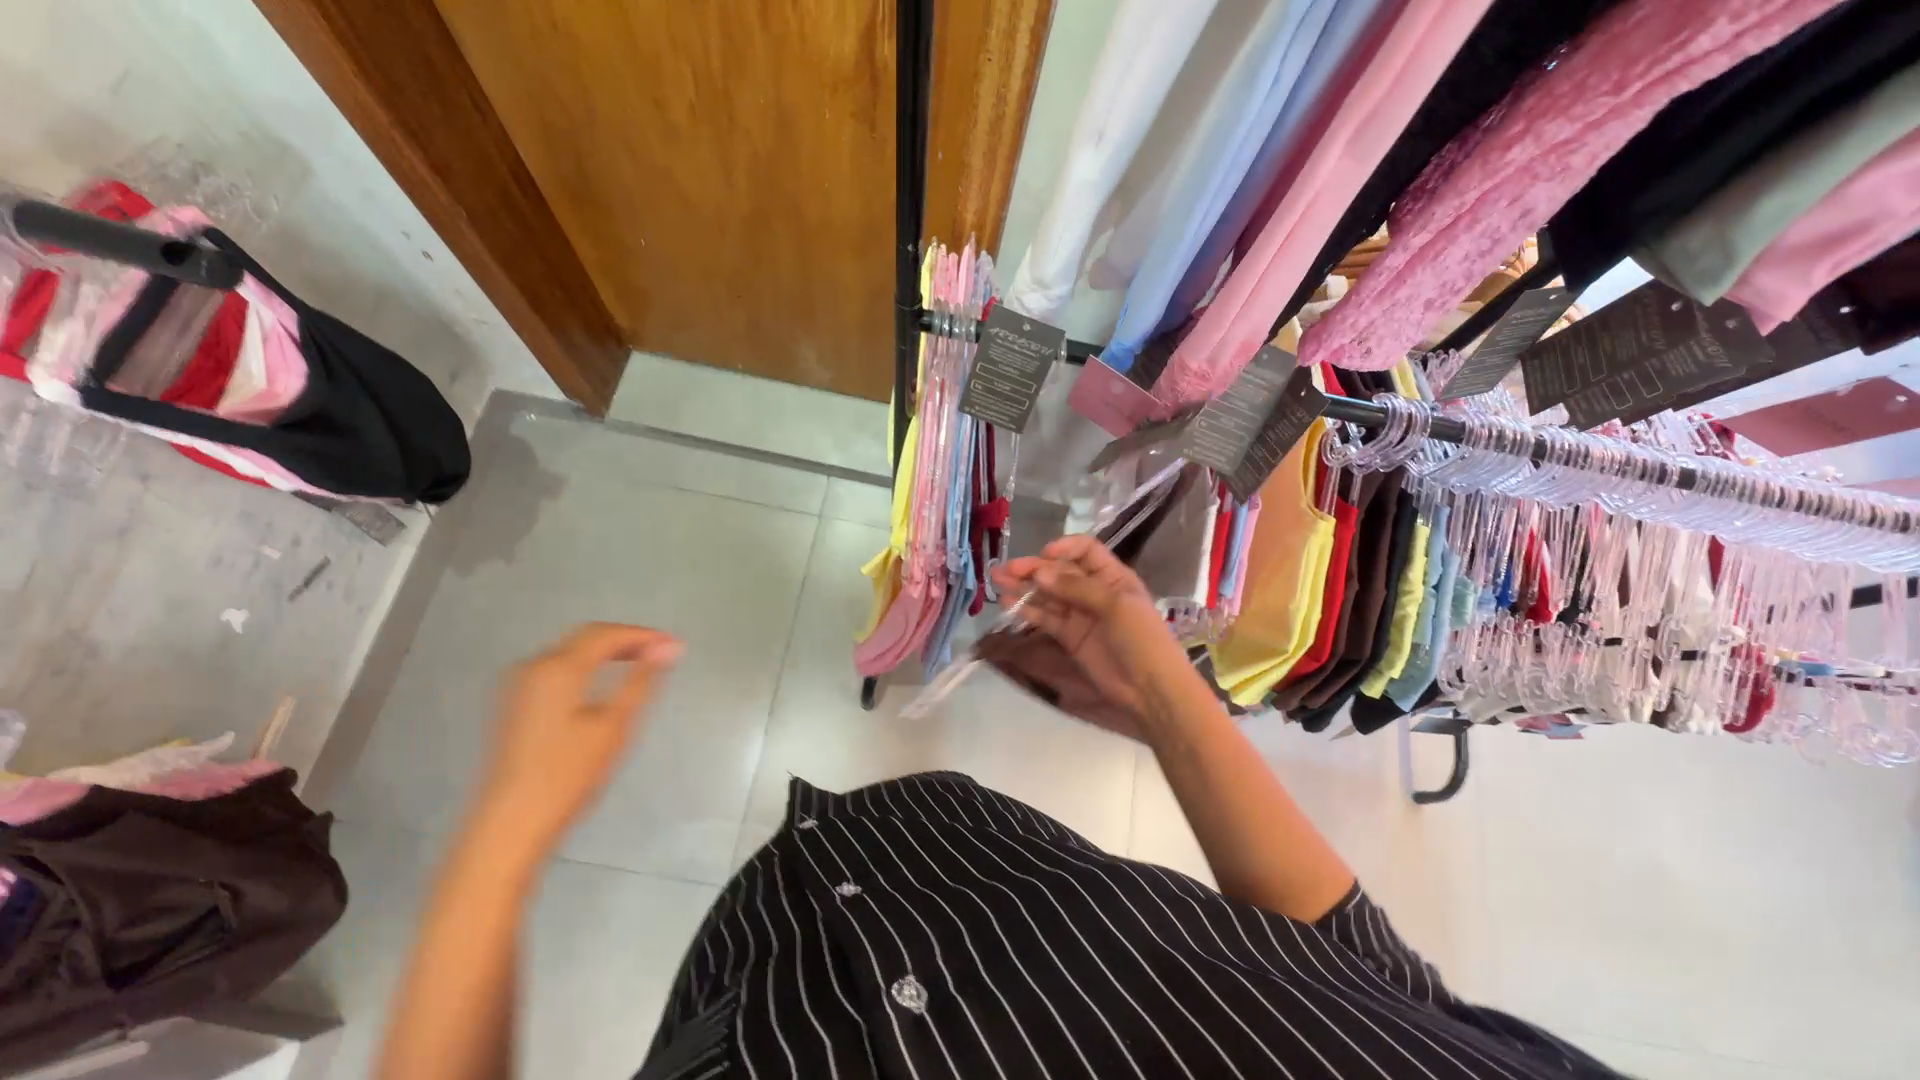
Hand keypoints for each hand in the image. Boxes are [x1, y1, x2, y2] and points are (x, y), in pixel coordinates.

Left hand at [473, 623, 682, 856]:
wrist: (512, 821)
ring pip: (567, 653)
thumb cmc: (569, 773)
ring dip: (602, 653)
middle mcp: (532, 666)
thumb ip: (643, 680)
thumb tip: (669, 646)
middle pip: (583, 638)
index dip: (642, 635)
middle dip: (623, 640)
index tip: (673, 644)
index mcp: (558, 667)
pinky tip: (599, 687)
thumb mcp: (616, 725)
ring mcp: (516, 685)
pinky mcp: (512, 704)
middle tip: (659, 653)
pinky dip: (582, 668)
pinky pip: (553, 671)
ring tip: (636, 666)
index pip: (606, 633)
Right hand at [988, 535, 1186, 717]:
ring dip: (1024, 586)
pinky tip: (1008, 603)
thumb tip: (1040, 573)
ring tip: (998, 581)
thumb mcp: (1115, 605)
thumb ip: (1077, 587)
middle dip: (1034, 568)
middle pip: (1060, 572)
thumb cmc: (1141, 638)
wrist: (1149, 687)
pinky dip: (1028, 610)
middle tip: (1006, 569)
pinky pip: (1046, 618)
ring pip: (1048, 594)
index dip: (1064, 548)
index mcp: (1113, 576)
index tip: (1044, 554)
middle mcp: (1094, 590)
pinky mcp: (1069, 636)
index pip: (1085, 551)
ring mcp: (1080, 614)